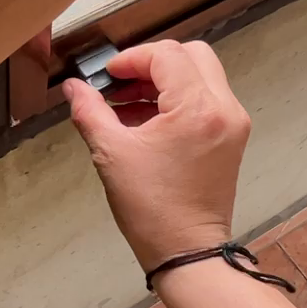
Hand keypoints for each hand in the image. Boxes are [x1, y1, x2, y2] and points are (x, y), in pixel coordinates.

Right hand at [62, 40, 250, 270]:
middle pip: (192, 55)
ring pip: (201, 75)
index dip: (132, 59)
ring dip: (164, 81)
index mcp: (198, 109)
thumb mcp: (111, 154)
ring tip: (128, 105)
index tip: (107, 77)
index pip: (167, 55)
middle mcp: (224, 109)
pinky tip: (146, 121)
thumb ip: (90, 111)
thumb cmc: (150, 207)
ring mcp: (233, 123)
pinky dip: (177, 99)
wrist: (187, 252)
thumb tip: (73, 87)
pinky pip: (206, 98)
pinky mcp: (232, 137)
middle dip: (152, 63)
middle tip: (121, 83)